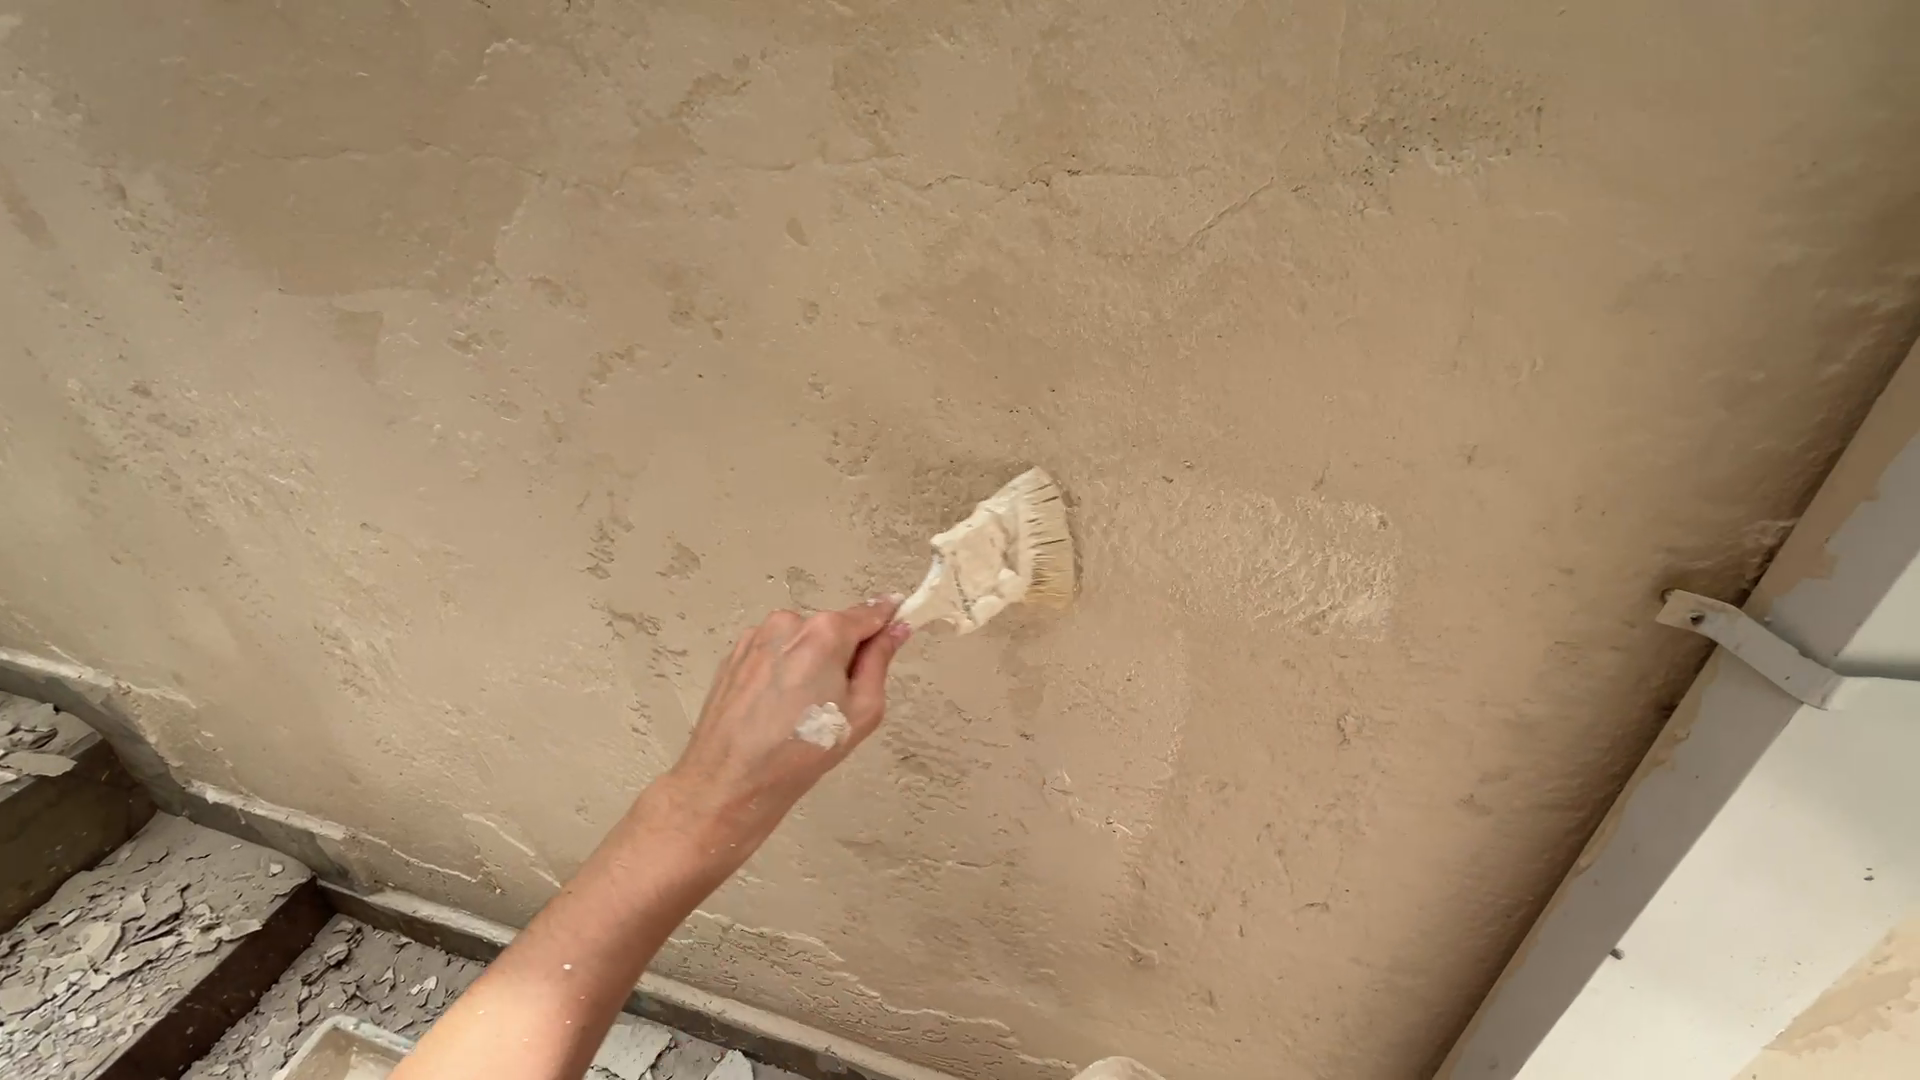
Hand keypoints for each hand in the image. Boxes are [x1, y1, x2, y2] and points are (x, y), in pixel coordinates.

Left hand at [663, 597, 910, 844]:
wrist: (729, 781)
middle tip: (839, 701)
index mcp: (826, 631)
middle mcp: (790, 622)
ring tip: (801, 710)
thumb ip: (881, 661)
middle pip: (834, 628)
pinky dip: (784, 671)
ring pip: (802, 640)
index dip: (888, 620)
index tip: (902, 621)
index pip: (870, 613)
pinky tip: (777, 708)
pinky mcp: (735, 653)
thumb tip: (896, 630)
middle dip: (843, 654)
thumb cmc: (802, 752)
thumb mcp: (862, 711)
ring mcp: (757, 635)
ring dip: (811, 662)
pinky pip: (775, 652)